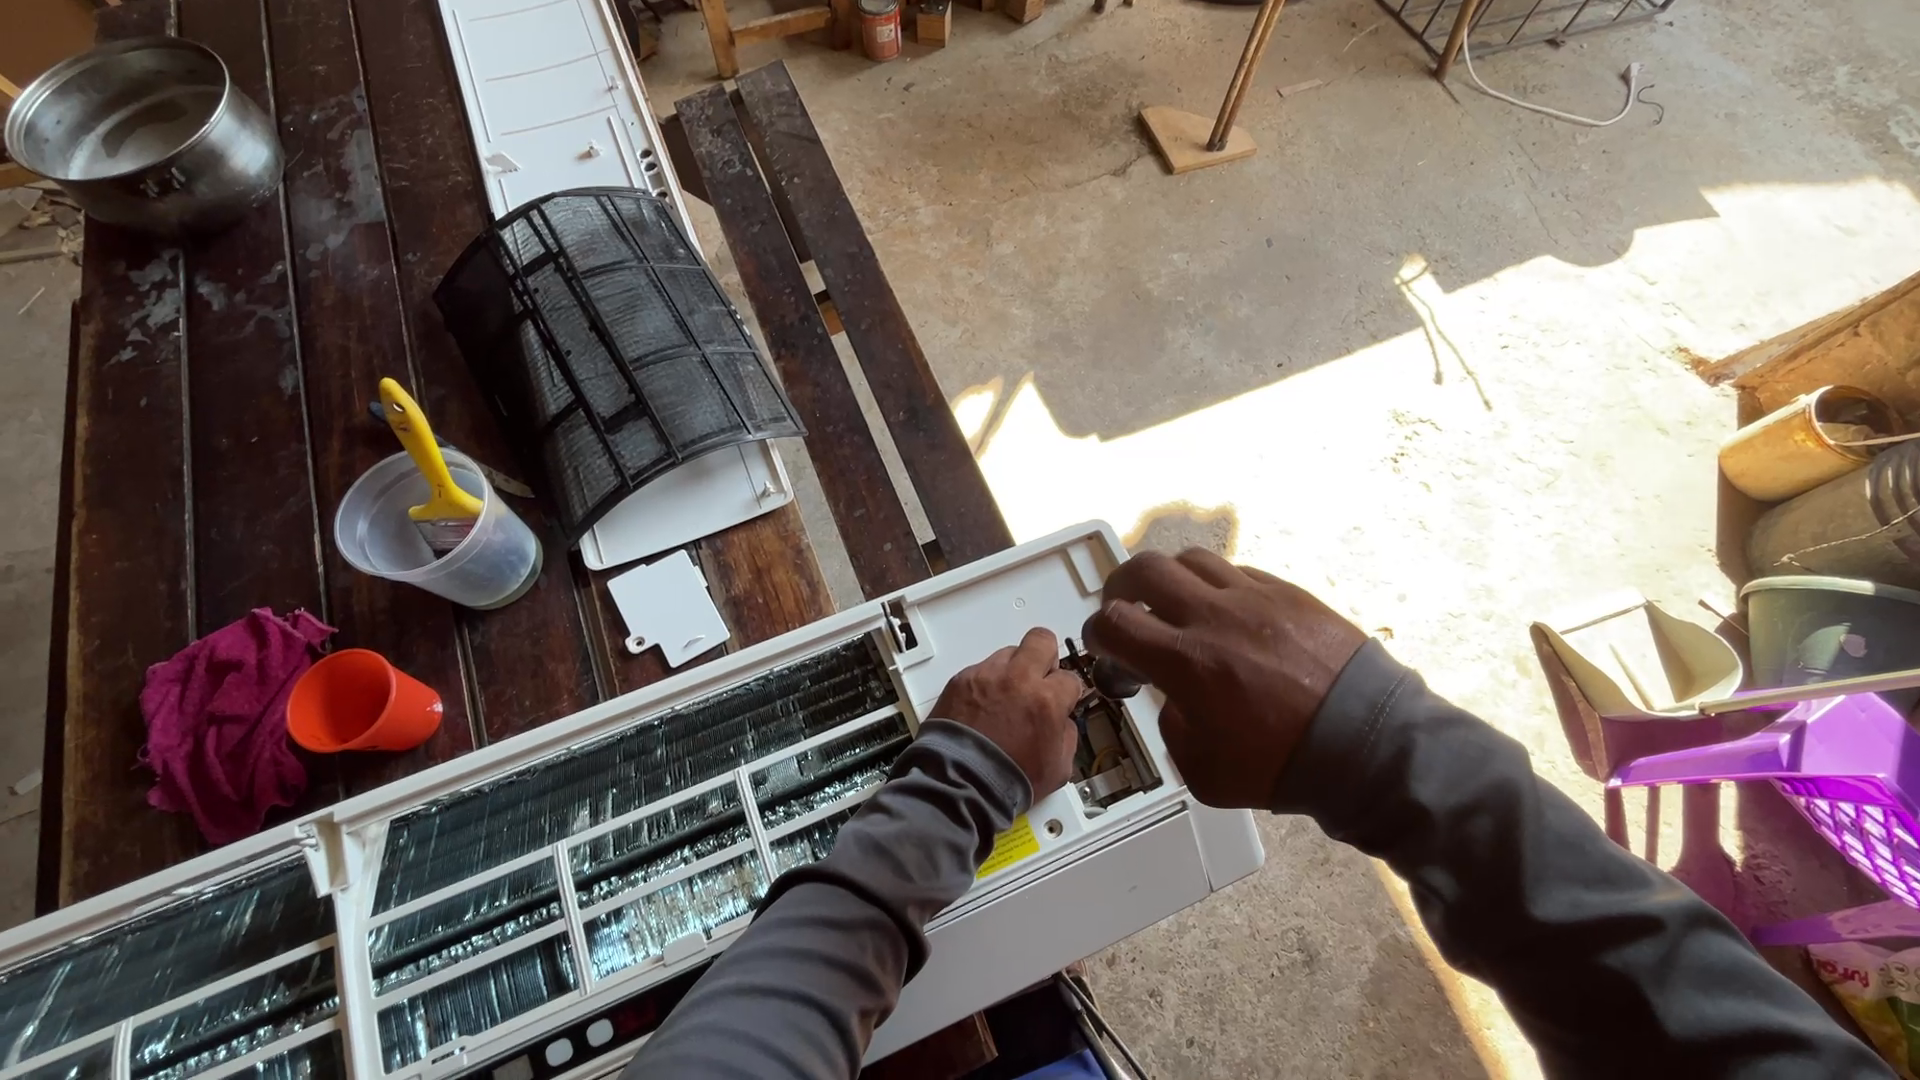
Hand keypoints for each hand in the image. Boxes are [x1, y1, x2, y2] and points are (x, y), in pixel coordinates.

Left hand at [931, 627, 1084, 797]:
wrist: (960, 784)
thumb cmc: (1005, 781)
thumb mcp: (1057, 769)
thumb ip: (1067, 737)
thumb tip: (1062, 723)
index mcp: (1046, 699)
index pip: (1070, 677)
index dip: (1066, 692)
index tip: (1061, 700)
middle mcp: (1017, 679)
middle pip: (1041, 640)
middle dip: (1045, 656)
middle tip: (1040, 677)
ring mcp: (986, 676)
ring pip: (1009, 652)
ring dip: (1013, 670)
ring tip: (1007, 696)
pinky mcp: (961, 680)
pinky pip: (980, 670)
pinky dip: (985, 683)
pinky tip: (983, 707)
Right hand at [1081, 550, 1365, 808]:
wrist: (1369, 746)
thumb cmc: (1285, 763)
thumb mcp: (1202, 769)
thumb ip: (1171, 726)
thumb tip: (1173, 698)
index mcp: (1186, 663)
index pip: (1114, 623)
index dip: (1097, 633)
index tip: (1105, 645)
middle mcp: (1213, 618)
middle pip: (1142, 570)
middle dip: (1120, 587)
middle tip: (1123, 605)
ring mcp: (1252, 598)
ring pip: (1189, 559)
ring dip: (1169, 579)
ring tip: (1174, 601)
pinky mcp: (1287, 592)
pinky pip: (1236, 570)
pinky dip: (1215, 584)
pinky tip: (1223, 609)